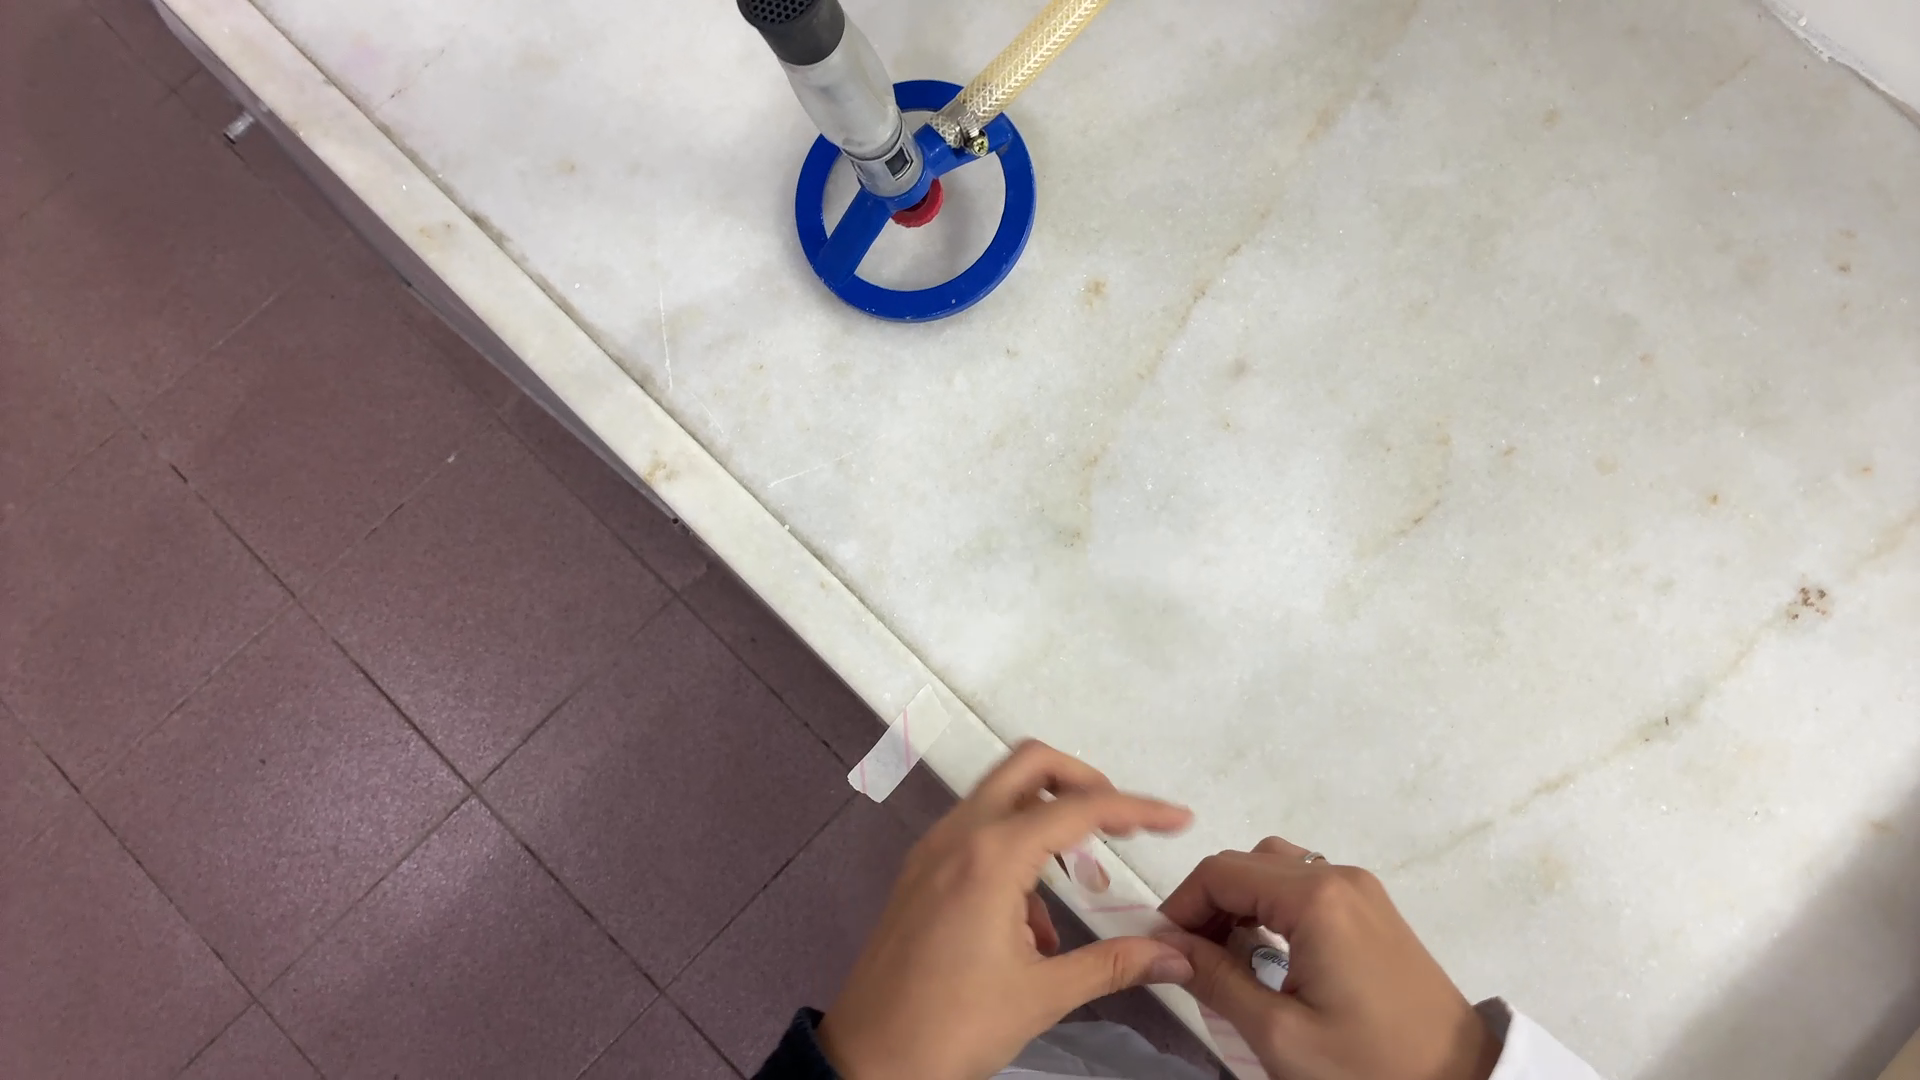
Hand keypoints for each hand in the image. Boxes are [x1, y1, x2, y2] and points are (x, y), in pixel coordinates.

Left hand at [818, 740, 1195, 1079]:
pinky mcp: (921, 865)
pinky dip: (1013, 846)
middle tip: (1119, 824)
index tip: (1178, 819)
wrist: (865, 1058)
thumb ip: (1113, 964)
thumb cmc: (954, 1026)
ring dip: (1046, 817)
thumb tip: (1176, 954)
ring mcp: (934, 844)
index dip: (1136, 808)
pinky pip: (977, 829)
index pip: (1078, 808)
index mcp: (991, 854)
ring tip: (1075, 880)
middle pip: (1030, 764)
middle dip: (1083, 781)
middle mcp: (960, 831)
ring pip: (1001, 793)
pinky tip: (1028, 918)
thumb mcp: (1041, 995)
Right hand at [1157, 837, 1500, 1079]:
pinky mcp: (1372, 906)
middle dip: (1207, 902)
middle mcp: (1335, 875)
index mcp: (1313, 897)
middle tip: (1191, 956)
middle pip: (1244, 863)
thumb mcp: (1281, 1036)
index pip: (1220, 873)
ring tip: (1226, 950)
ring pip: (1272, 866)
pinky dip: (1270, 902)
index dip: (1182, 904)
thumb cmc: (1373, 1071)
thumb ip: (1215, 980)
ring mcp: (1359, 887)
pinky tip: (1267, 946)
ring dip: (1238, 898)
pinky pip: (1302, 882)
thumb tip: (1167, 944)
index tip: (1164, 947)